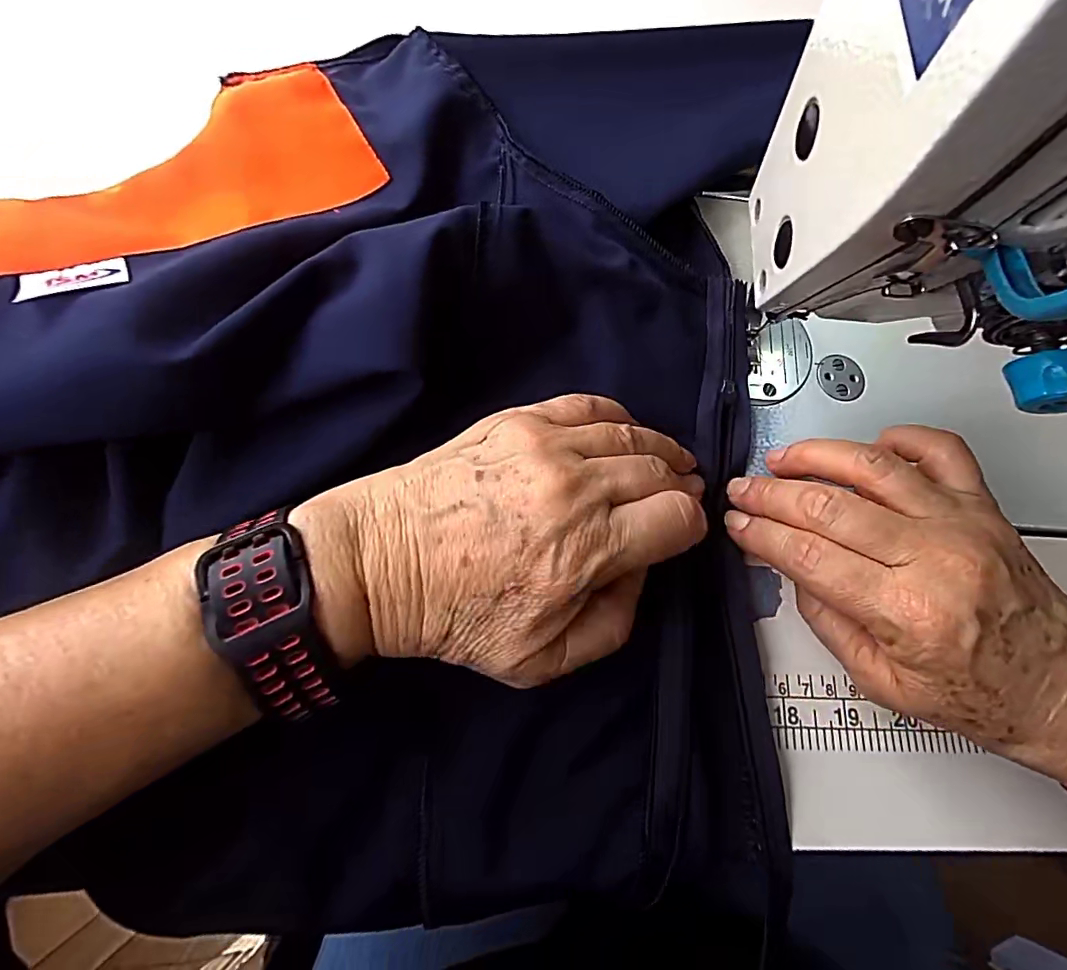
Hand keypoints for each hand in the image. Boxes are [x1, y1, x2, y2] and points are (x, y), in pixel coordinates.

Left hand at [297, 395, 708, 687]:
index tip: (677, 533)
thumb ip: (613, 624)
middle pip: (658, 470)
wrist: (378, 561)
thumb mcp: (543, 661)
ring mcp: (540, 446)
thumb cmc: (451, 616)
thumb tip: (638, 571)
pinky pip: (582, 404)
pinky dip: (612, 416)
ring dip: (654, 450)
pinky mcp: (511, 421)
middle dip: (677, 486)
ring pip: (628, 433)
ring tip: (661, 463)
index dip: (688, 526)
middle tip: (674, 498)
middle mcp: (572, 488)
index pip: (677, 517)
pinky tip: (618, 431)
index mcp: (586, 549)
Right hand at [723, 426, 1066, 793]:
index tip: (737, 524)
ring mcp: (963, 525)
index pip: (807, 554)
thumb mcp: (883, 682)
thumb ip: (829, 621)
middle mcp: (936, 558)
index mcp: (907, 611)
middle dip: (770, 494)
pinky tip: (870, 445)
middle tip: (743, 491)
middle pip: (827, 506)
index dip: (760, 533)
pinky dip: (901, 438)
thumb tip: (793, 569)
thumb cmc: (986, 695)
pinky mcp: (984, 509)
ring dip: (816, 456)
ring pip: (872, 467)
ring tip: (783, 459)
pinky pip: (941, 451)